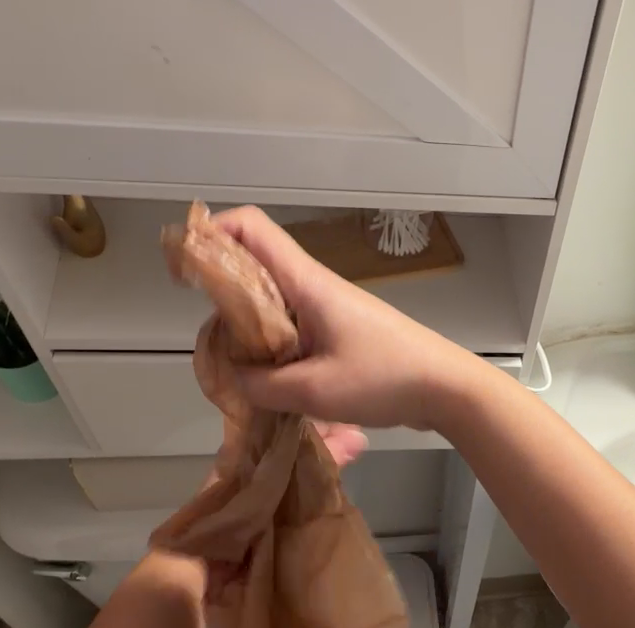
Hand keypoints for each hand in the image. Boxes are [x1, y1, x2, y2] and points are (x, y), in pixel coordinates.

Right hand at [210, 206, 487, 431]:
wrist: (448, 390)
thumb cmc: (385, 379)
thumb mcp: (314, 391)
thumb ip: (261, 384)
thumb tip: (234, 377)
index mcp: (306, 282)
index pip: (249, 228)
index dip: (209, 236)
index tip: (185, 271)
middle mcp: (315, 289)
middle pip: (254, 276)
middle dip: (226, 308)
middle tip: (223, 354)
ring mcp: (331, 314)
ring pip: (275, 313)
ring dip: (256, 343)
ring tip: (253, 382)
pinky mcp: (344, 338)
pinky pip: (298, 339)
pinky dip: (282, 360)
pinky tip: (283, 392)